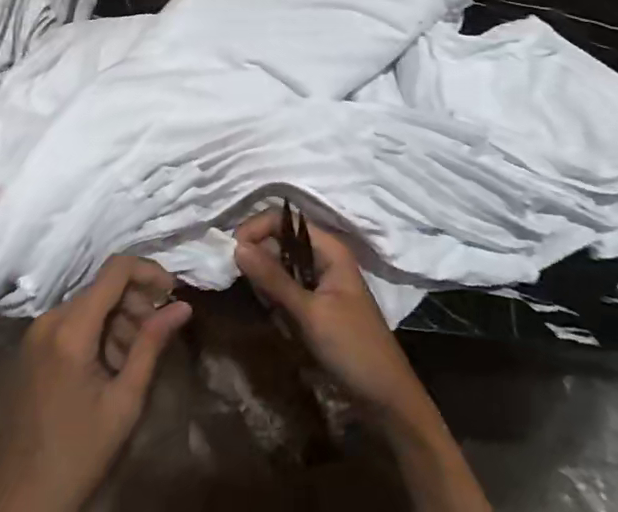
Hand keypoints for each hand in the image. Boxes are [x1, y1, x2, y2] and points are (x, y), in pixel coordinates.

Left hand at [0, 256, 191, 511]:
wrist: (22, 499)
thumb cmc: (79, 452)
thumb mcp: (125, 400)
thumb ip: (152, 344)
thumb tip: (183, 306)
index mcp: (70, 329)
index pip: (116, 269)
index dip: (149, 271)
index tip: (173, 294)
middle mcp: (49, 320)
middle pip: (104, 287)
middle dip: (137, 303)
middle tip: (156, 338)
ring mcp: (36, 334)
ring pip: (91, 303)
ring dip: (120, 320)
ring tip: (133, 360)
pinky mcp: (33, 348)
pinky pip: (74, 321)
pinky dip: (99, 332)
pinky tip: (110, 366)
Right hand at [232, 209, 428, 420]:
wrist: (385, 396)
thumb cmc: (352, 347)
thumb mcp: (310, 313)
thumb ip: (274, 279)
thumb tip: (238, 247)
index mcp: (330, 249)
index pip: (285, 220)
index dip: (258, 228)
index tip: (232, 252)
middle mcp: (324, 258)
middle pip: (281, 241)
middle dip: (258, 257)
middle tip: (240, 283)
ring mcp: (320, 282)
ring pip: (281, 267)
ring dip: (266, 282)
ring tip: (264, 306)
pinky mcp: (316, 305)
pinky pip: (287, 290)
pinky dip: (275, 299)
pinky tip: (275, 319)